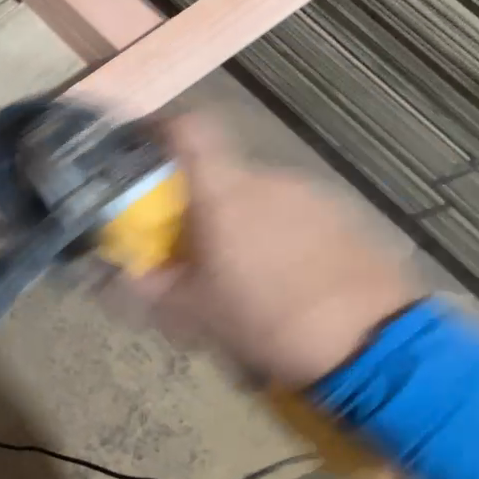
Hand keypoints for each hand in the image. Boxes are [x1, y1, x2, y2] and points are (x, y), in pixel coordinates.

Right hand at [117, 113, 422, 386]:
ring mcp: (314, 194)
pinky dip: (279, 235)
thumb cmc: (267, 322)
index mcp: (223, 191)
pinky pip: (295, 214)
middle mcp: (268, 178)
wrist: (377, 350)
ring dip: (240, 223)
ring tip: (243, 274)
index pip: (186, 128)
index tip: (140, 150)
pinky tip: (287, 280)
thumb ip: (140, 287)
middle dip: (197, 205)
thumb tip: (101, 273)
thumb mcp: (190, 314)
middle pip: (218, 174)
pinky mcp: (350, 216)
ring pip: (257, 197)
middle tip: (189, 249)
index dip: (158, 129)